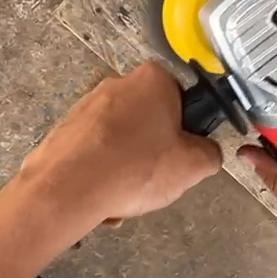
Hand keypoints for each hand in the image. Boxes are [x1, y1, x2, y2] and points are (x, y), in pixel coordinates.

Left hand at [15, 62, 222, 231]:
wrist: (66, 190)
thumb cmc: (134, 168)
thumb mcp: (193, 166)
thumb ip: (210, 153)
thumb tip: (206, 153)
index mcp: (154, 79)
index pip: (182, 100)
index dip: (185, 132)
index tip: (181, 155)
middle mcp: (118, 83)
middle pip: (149, 120)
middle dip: (153, 151)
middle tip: (156, 178)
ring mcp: (87, 105)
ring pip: (121, 140)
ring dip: (126, 167)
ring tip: (125, 195)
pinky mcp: (66, 128)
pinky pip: (95, 152)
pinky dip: (101, 173)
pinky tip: (102, 198)